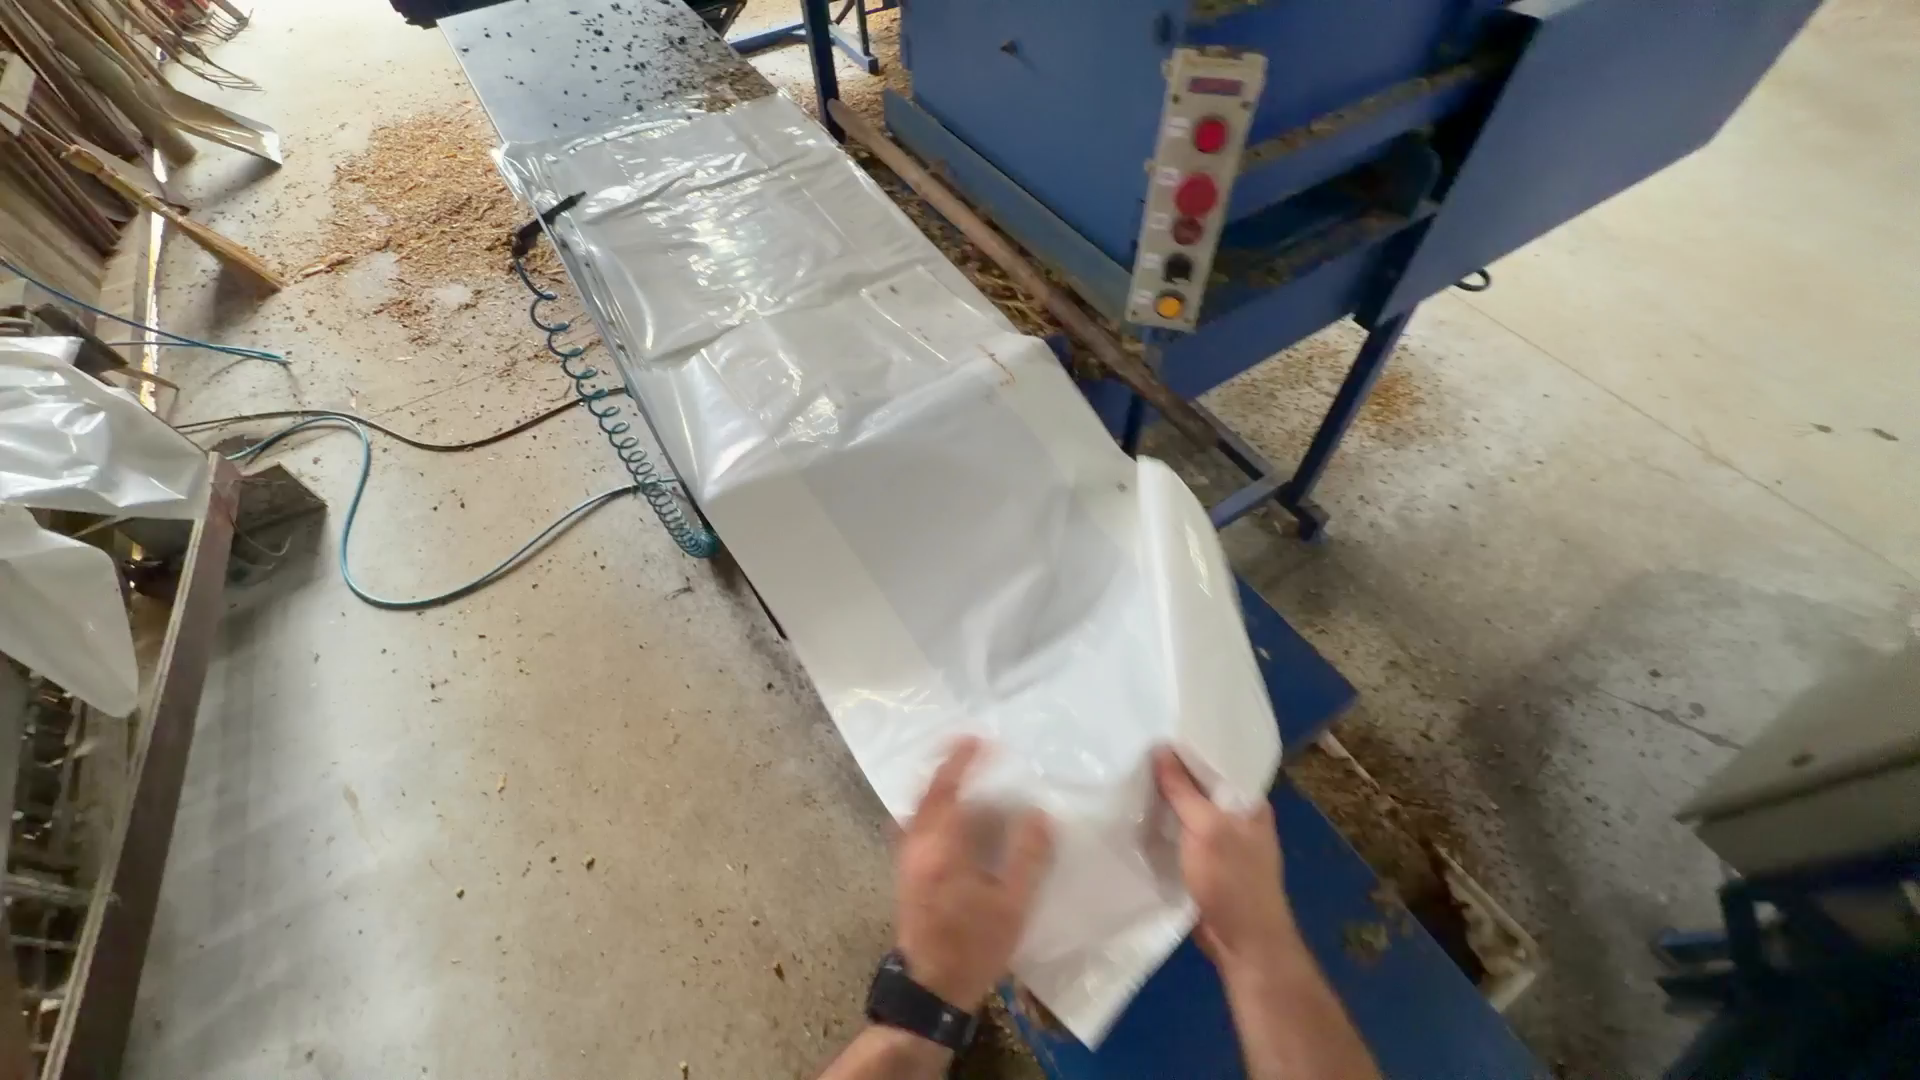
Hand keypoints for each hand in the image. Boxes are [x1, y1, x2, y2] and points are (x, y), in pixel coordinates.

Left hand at [895, 737, 1053, 1007]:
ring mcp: (905, 859)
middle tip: (969, 746)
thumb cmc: (974, 947)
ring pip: (917, 806)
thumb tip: (1038, 814)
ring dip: (937, 784)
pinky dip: (928, 806)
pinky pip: (912, 823)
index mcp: (943, 849)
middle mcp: (917, 846)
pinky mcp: (904, 872)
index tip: (981, 739)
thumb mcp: (1012, 906)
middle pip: (927, 791)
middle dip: (946, 764)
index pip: (949, 789)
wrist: (931, 990)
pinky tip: (947, 813)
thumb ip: (1027, 857)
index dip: (963, 760)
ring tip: (961, 773)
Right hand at [1152, 747, 1296, 973]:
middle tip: (1133, 748)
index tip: (1156, 729)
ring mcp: (1219, 842)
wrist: (1243, 945)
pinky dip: (1161, 826)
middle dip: (1171, 772)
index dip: (1190, 746)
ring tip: (1128, 774)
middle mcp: (1237, 817)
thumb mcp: (1207, 828)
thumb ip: (1183, 789)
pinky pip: (1178, 834)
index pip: (1219, 762)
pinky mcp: (1202, 863)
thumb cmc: (1233, 881)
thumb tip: (1161, 748)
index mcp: (1249, 802)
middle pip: (1199, 785)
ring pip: (1186, 811)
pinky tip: (1136, 814)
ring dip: (1163, 801)